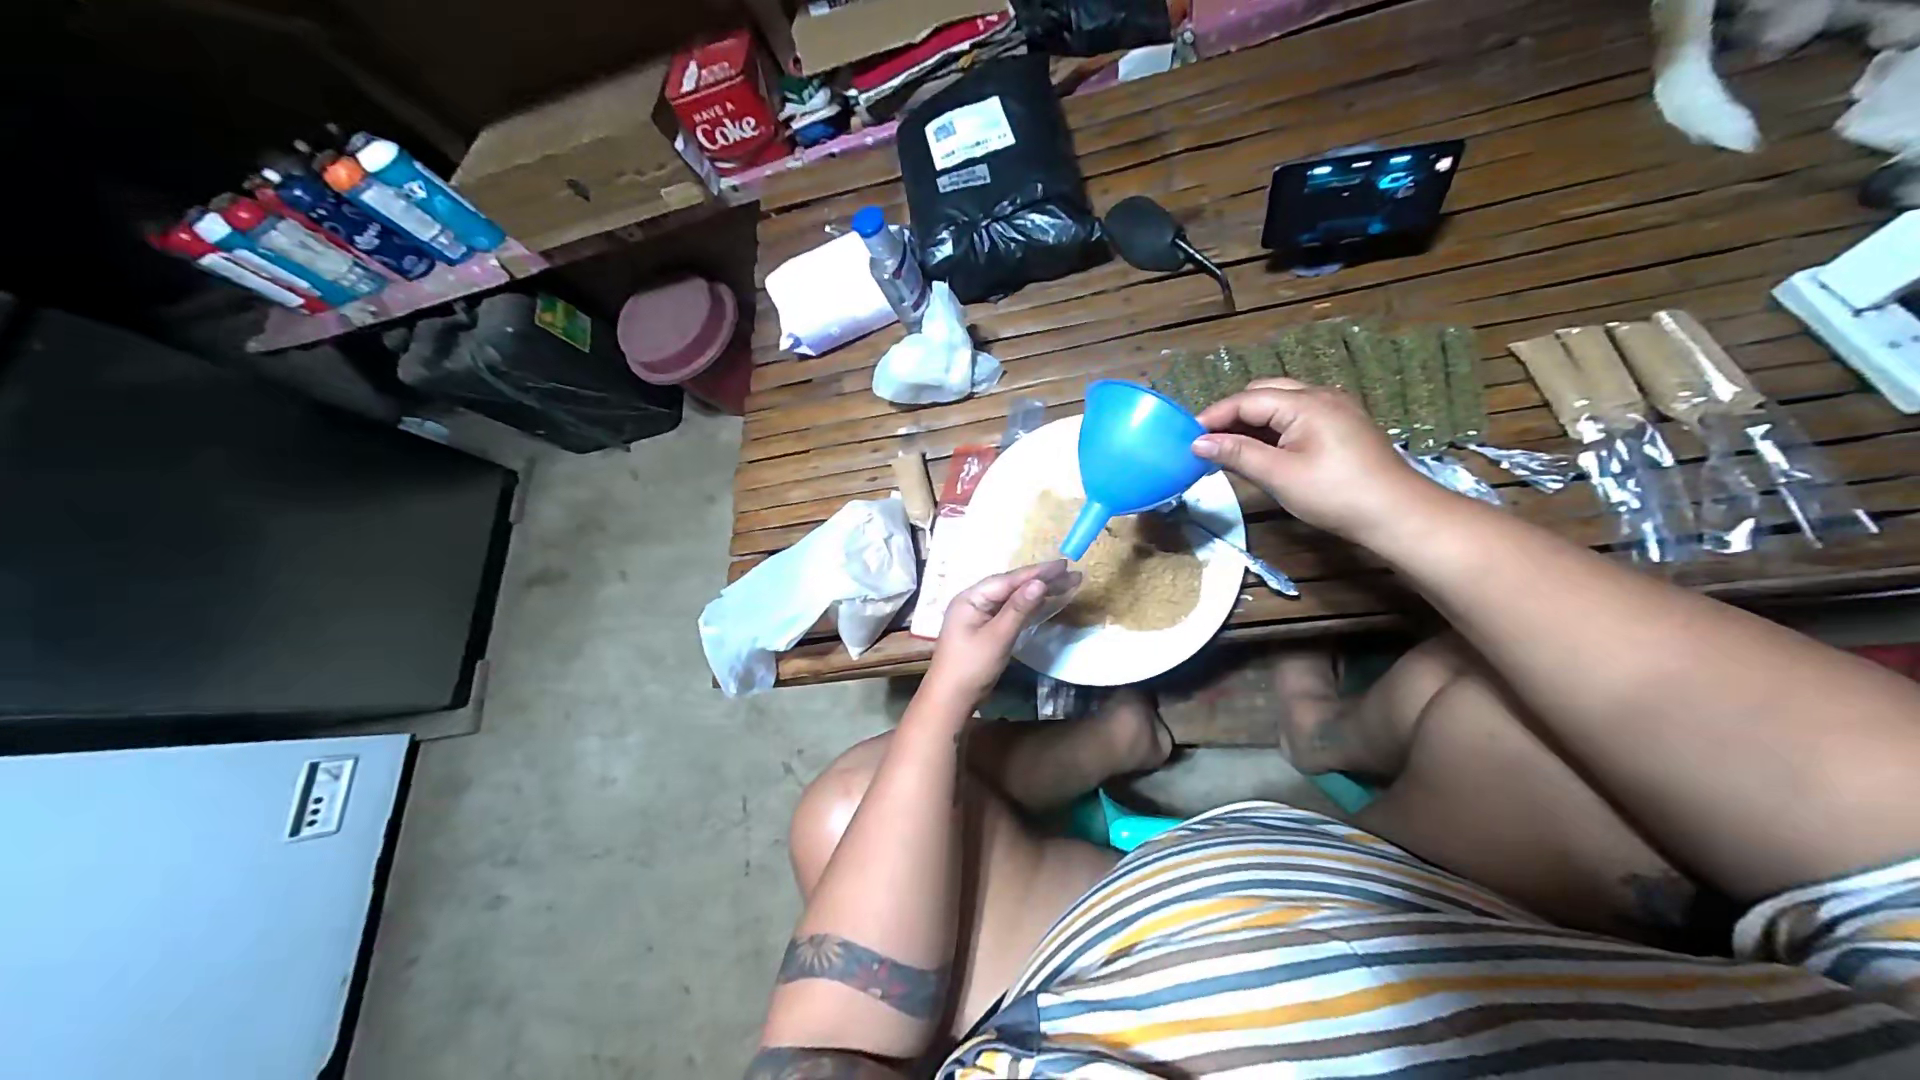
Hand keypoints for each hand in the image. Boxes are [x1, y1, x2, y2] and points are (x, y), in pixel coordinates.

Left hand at [926, 561, 1077, 705]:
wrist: (951, 699)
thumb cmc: (971, 667)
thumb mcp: (997, 637)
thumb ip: (1018, 609)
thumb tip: (1040, 583)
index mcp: (971, 598)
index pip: (1008, 580)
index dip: (1037, 572)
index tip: (1063, 565)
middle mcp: (975, 601)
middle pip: (1012, 585)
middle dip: (1041, 579)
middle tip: (1071, 572)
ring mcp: (980, 615)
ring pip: (1013, 598)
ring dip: (1038, 591)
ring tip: (1066, 583)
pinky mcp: (987, 629)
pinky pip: (1011, 611)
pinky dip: (1029, 606)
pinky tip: (1046, 601)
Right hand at [1192, 379, 1439, 541]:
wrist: (1397, 514)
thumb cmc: (1335, 494)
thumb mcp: (1279, 475)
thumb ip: (1237, 453)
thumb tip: (1197, 442)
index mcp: (1306, 403)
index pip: (1247, 399)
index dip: (1214, 416)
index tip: (1187, 437)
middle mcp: (1321, 395)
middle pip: (1263, 393)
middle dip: (1231, 413)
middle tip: (1207, 442)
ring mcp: (1335, 409)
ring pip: (1280, 403)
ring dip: (1251, 421)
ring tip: (1228, 447)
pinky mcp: (1341, 425)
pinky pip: (1296, 415)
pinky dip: (1272, 427)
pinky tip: (1260, 450)